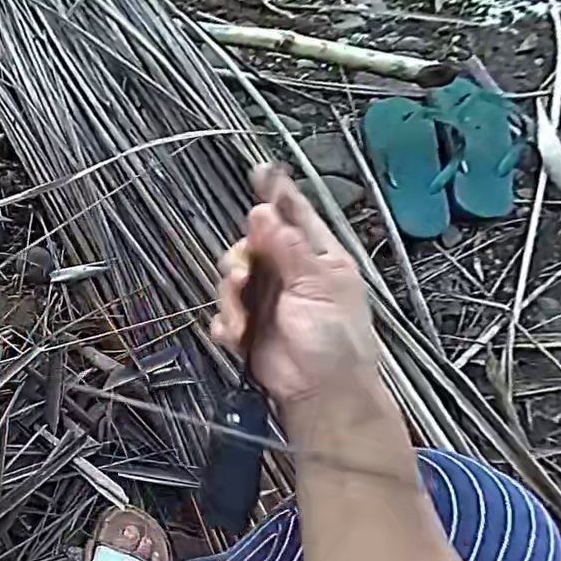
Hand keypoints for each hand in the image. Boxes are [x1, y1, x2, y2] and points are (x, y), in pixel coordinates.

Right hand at [210, 165, 380, 424]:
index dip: (276, 193)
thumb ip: (286, 249)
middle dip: (239, 260)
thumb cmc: (336, 339)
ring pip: (231, 280)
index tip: (262, 170)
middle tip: (242, 275)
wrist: (320, 390)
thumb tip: (262, 213)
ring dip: (231, 299)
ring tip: (240, 319)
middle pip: (249, 247)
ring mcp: (266, 299)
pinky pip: (224, 314)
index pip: (293, 215)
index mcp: (316, 257)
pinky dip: (225, 324)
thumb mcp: (317, 286)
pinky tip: (233, 335)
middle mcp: (287, 273)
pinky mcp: (248, 326)